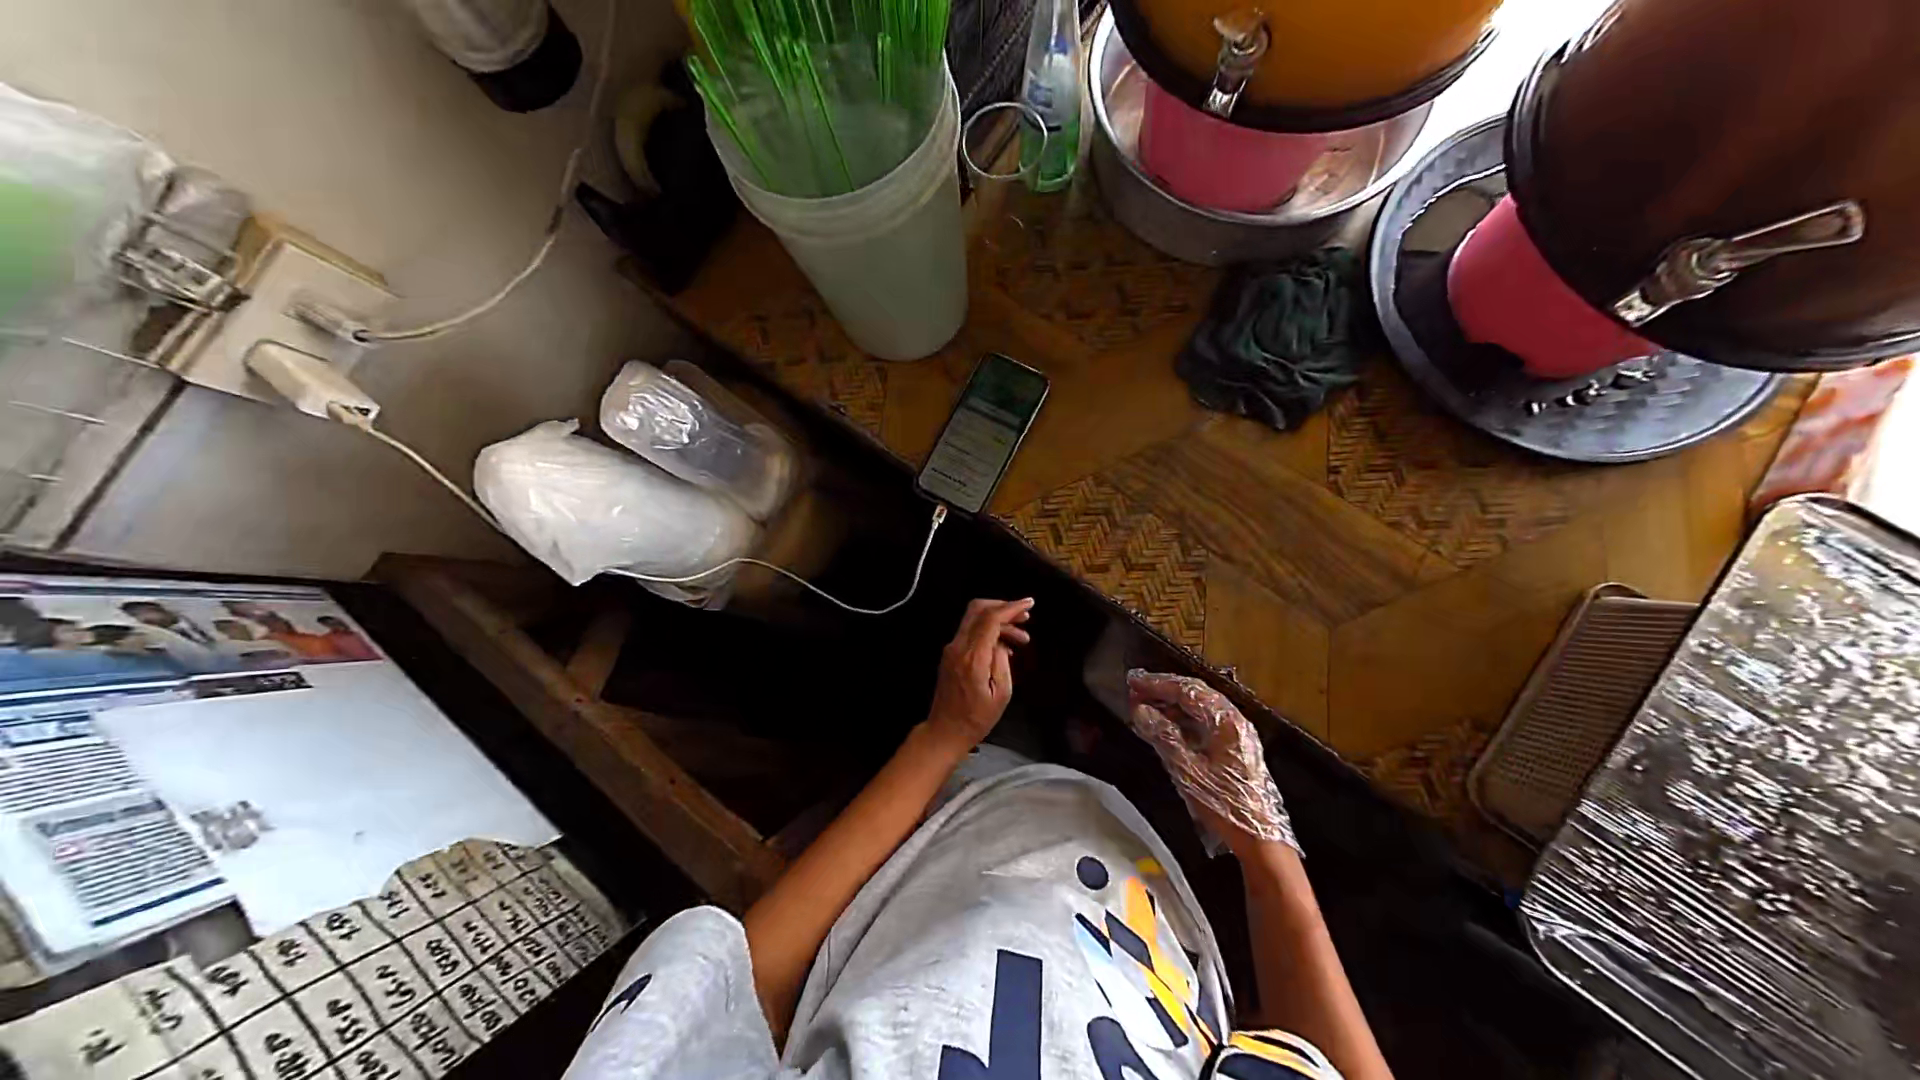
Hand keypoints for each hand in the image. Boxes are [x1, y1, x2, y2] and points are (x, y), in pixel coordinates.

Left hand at [924, 598, 1033, 751]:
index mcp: (972, 658)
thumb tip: (1003, 642)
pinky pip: (970, 632)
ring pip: (973, 619)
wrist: (945, 731)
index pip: (990, 619)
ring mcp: (951, 649)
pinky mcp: (950, 654)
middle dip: (1003, 607)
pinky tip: (1004, 646)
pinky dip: (988, 630)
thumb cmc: (977, 719)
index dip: (1011, 607)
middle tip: (1025, 617)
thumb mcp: (1001, 694)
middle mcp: (958, 647)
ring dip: (998, 620)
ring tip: (1021, 638)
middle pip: (977, 609)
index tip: (1029, 604)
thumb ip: (1003, 662)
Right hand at [1125, 670, 1299, 855]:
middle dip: (1164, 690)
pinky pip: (1204, 723)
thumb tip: (1141, 711)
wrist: (1260, 841)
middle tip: (1135, 689)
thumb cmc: (1227, 806)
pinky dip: (1182, 720)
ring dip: (1172, 705)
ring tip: (1145, 706)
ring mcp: (1236, 735)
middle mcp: (1235, 722)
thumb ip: (1164, 737)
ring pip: (1199, 709)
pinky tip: (1164, 726)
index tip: (1134, 680)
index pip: (1188, 691)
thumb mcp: (1189, 771)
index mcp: (1227, 722)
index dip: (1158, 683)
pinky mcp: (1234, 749)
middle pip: (1195, 695)